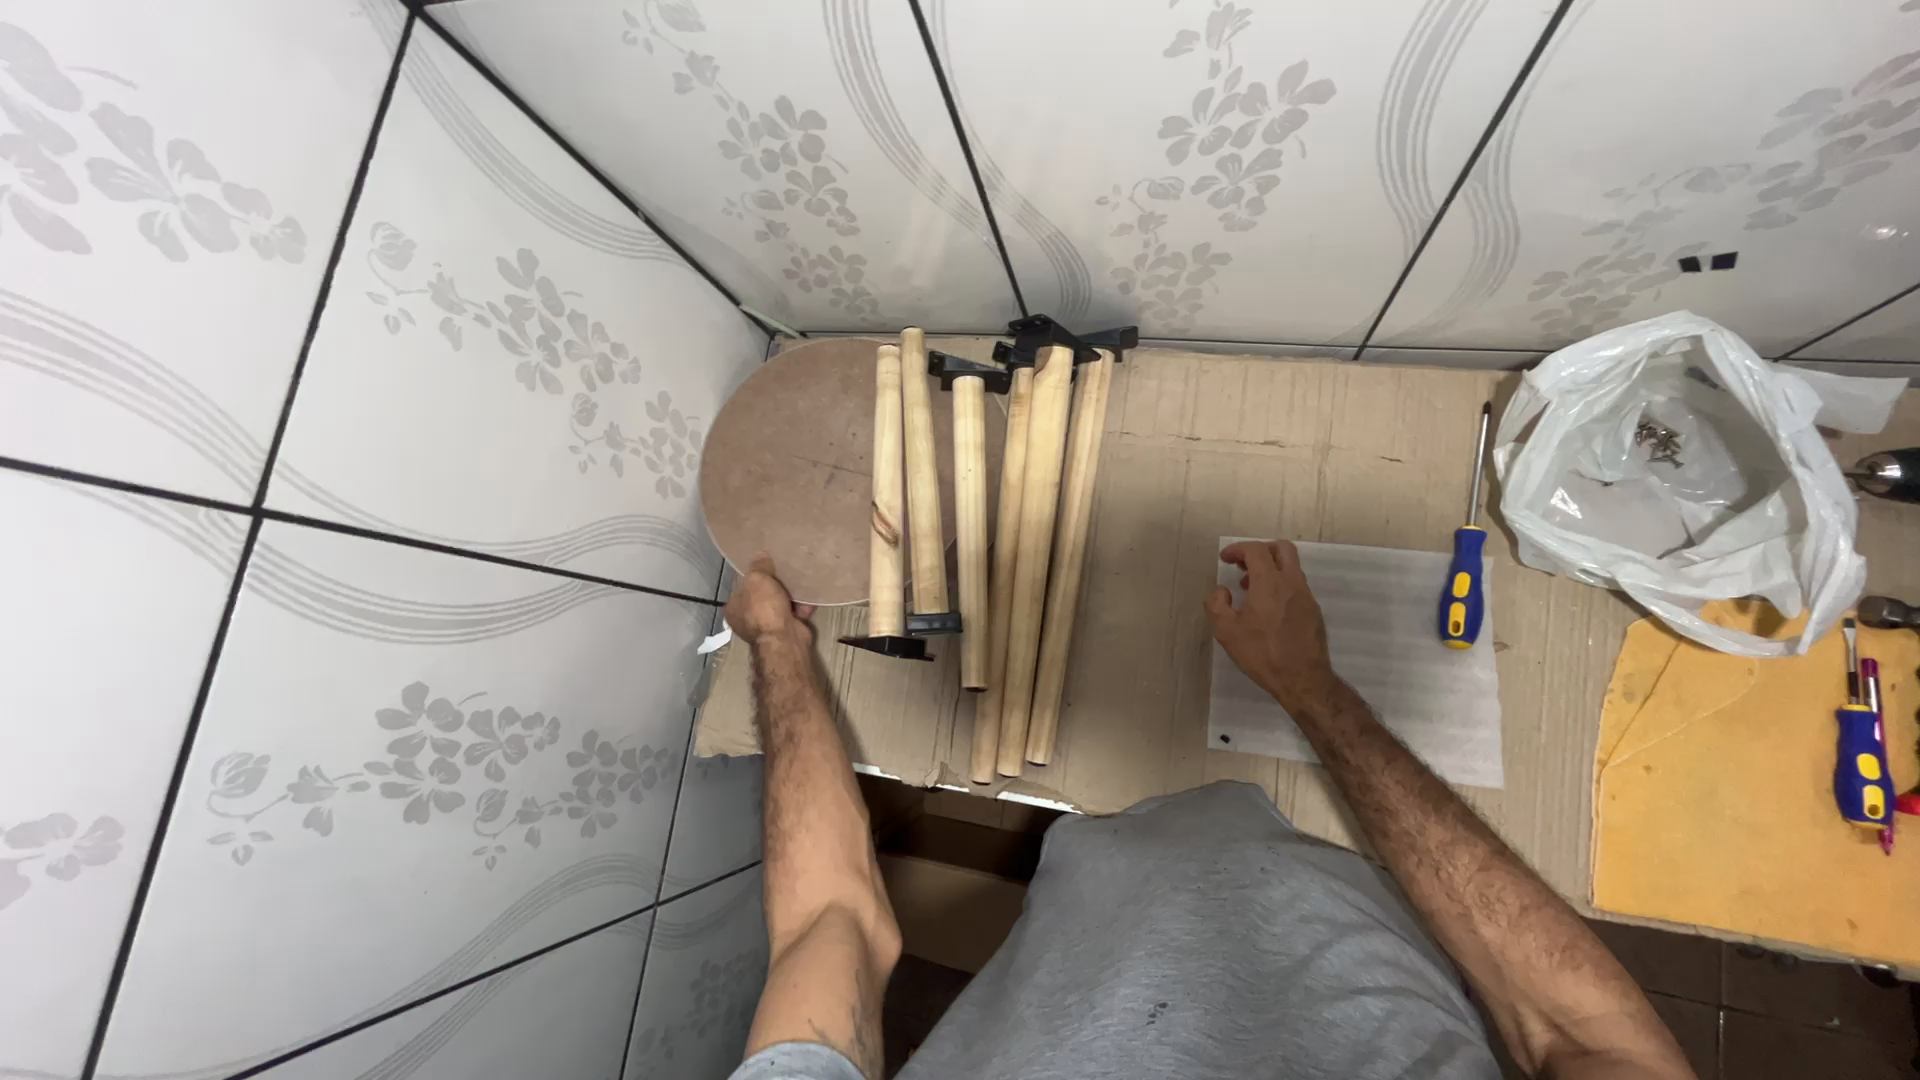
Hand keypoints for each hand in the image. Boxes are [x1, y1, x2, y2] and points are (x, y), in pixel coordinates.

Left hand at [726, 553, 816, 645]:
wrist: (785, 638)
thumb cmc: (764, 609)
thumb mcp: (757, 580)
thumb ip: (759, 566)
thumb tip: (760, 554)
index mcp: (734, 609)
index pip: (743, 587)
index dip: (754, 575)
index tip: (767, 564)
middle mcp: (748, 620)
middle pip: (762, 595)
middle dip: (775, 585)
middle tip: (786, 570)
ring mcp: (768, 627)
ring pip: (780, 604)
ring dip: (791, 594)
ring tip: (800, 579)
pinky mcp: (786, 631)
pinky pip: (795, 612)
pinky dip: (803, 605)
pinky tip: (810, 593)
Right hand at [1206, 540, 1337, 712]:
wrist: (1302, 679)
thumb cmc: (1261, 653)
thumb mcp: (1226, 631)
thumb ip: (1216, 604)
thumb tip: (1222, 591)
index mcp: (1269, 583)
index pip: (1256, 550)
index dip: (1238, 549)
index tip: (1225, 559)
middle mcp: (1292, 583)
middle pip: (1282, 548)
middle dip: (1260, 550)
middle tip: (1243, 566)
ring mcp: (1306, 596)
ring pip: (1291, 567)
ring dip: (1270, 569)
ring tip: (1250, 589)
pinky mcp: (1314, 611)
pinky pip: (1296, 586)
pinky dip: (1280, 585)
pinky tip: (1267, 609)